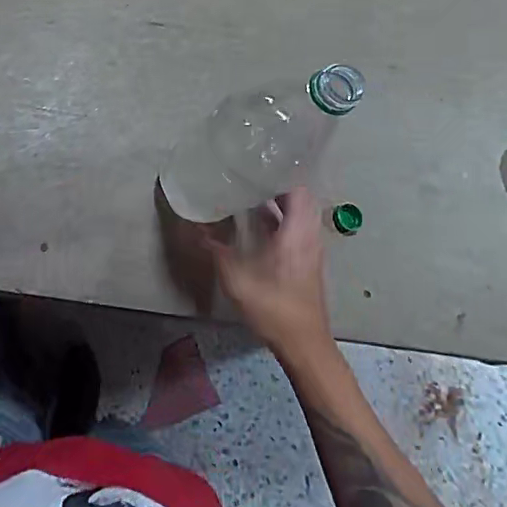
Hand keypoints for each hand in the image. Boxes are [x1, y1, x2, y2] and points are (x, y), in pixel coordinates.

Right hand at [203, 186, 332, 359]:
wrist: (303, 343)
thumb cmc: (273, 307)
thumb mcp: (237, 278)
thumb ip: (216, 250)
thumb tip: (195, 229)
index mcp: (297, 232)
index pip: (298, 189)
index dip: (281, 173)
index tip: (259, 163)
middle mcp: (309, 236)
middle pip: (299, 198)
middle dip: (276, 185)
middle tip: (249, 175)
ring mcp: (310, 249)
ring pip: (298, 215)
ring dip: (279, 203)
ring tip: (250, 193)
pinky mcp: (307, 261)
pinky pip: (296, 228)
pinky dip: (280, 220)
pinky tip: (257, 224)